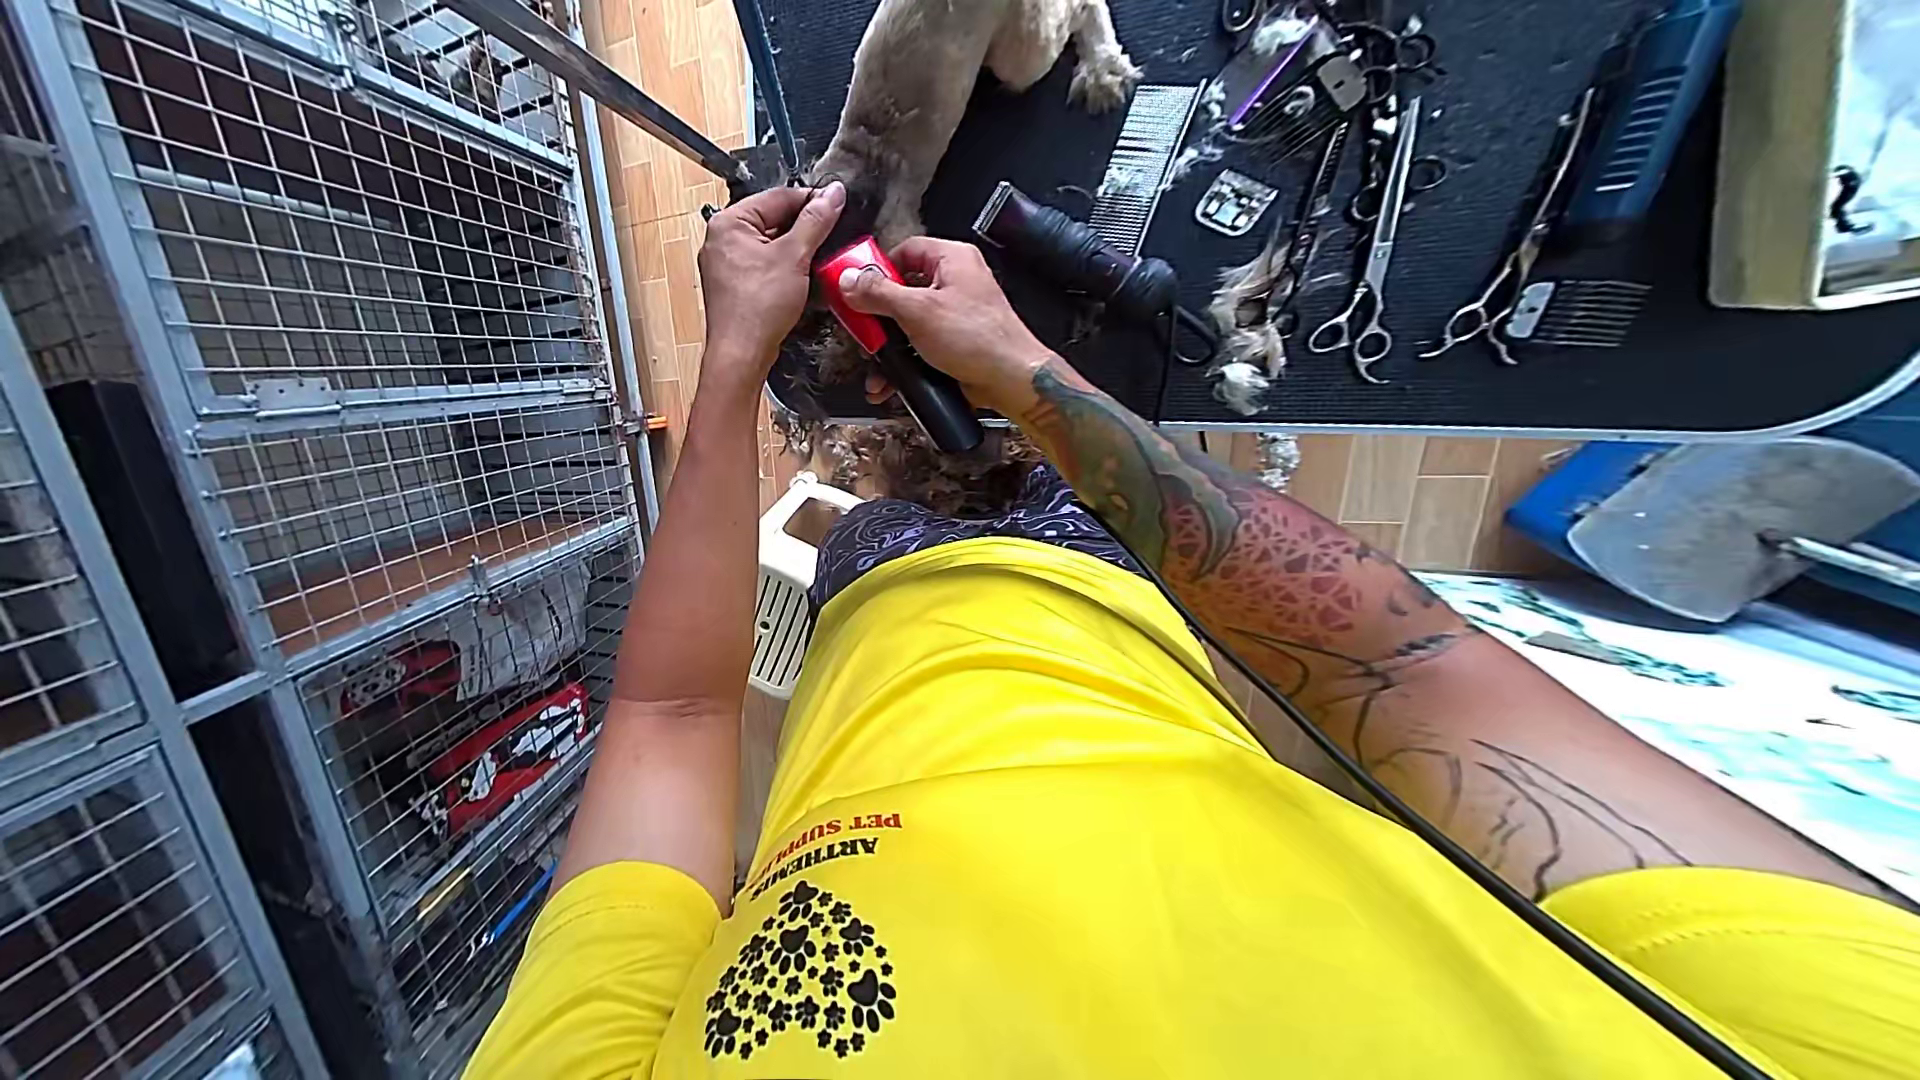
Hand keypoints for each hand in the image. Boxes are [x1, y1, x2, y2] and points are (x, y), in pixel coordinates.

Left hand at [696, 182, 844, 375]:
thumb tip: (833, 194)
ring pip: (771, 246)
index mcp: (730, 221)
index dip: (811, 201)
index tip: (836, 205)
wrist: (743, 352)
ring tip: (820, 260)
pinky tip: (802, 279)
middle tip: (833, 236)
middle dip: (804, 229)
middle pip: (774, 221)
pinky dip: (786, 269)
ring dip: (797, 251)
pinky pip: (766, 267)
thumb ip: (815, 222)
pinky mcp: (738, 287)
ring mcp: (729, 265)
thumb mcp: (795, 257)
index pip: (778, 197)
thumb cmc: (757, 307)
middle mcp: (723, 239)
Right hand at [838, 237, 1054, 413]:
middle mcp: (956, 283)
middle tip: (864, 329)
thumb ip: (879, 293)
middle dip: (879, 316)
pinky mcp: (956, 343)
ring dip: (890, 346)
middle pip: (903, 290)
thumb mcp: (918, 311)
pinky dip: (905, 361)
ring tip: (877, 362)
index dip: (878, 268)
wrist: (1010, 379)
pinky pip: (922, 346)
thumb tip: (850, 281)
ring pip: (910, 323)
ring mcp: (956, 315)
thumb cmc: (979, 338)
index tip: (856, 286)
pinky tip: (892, 379)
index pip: (905, 250)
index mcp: (952, 259)